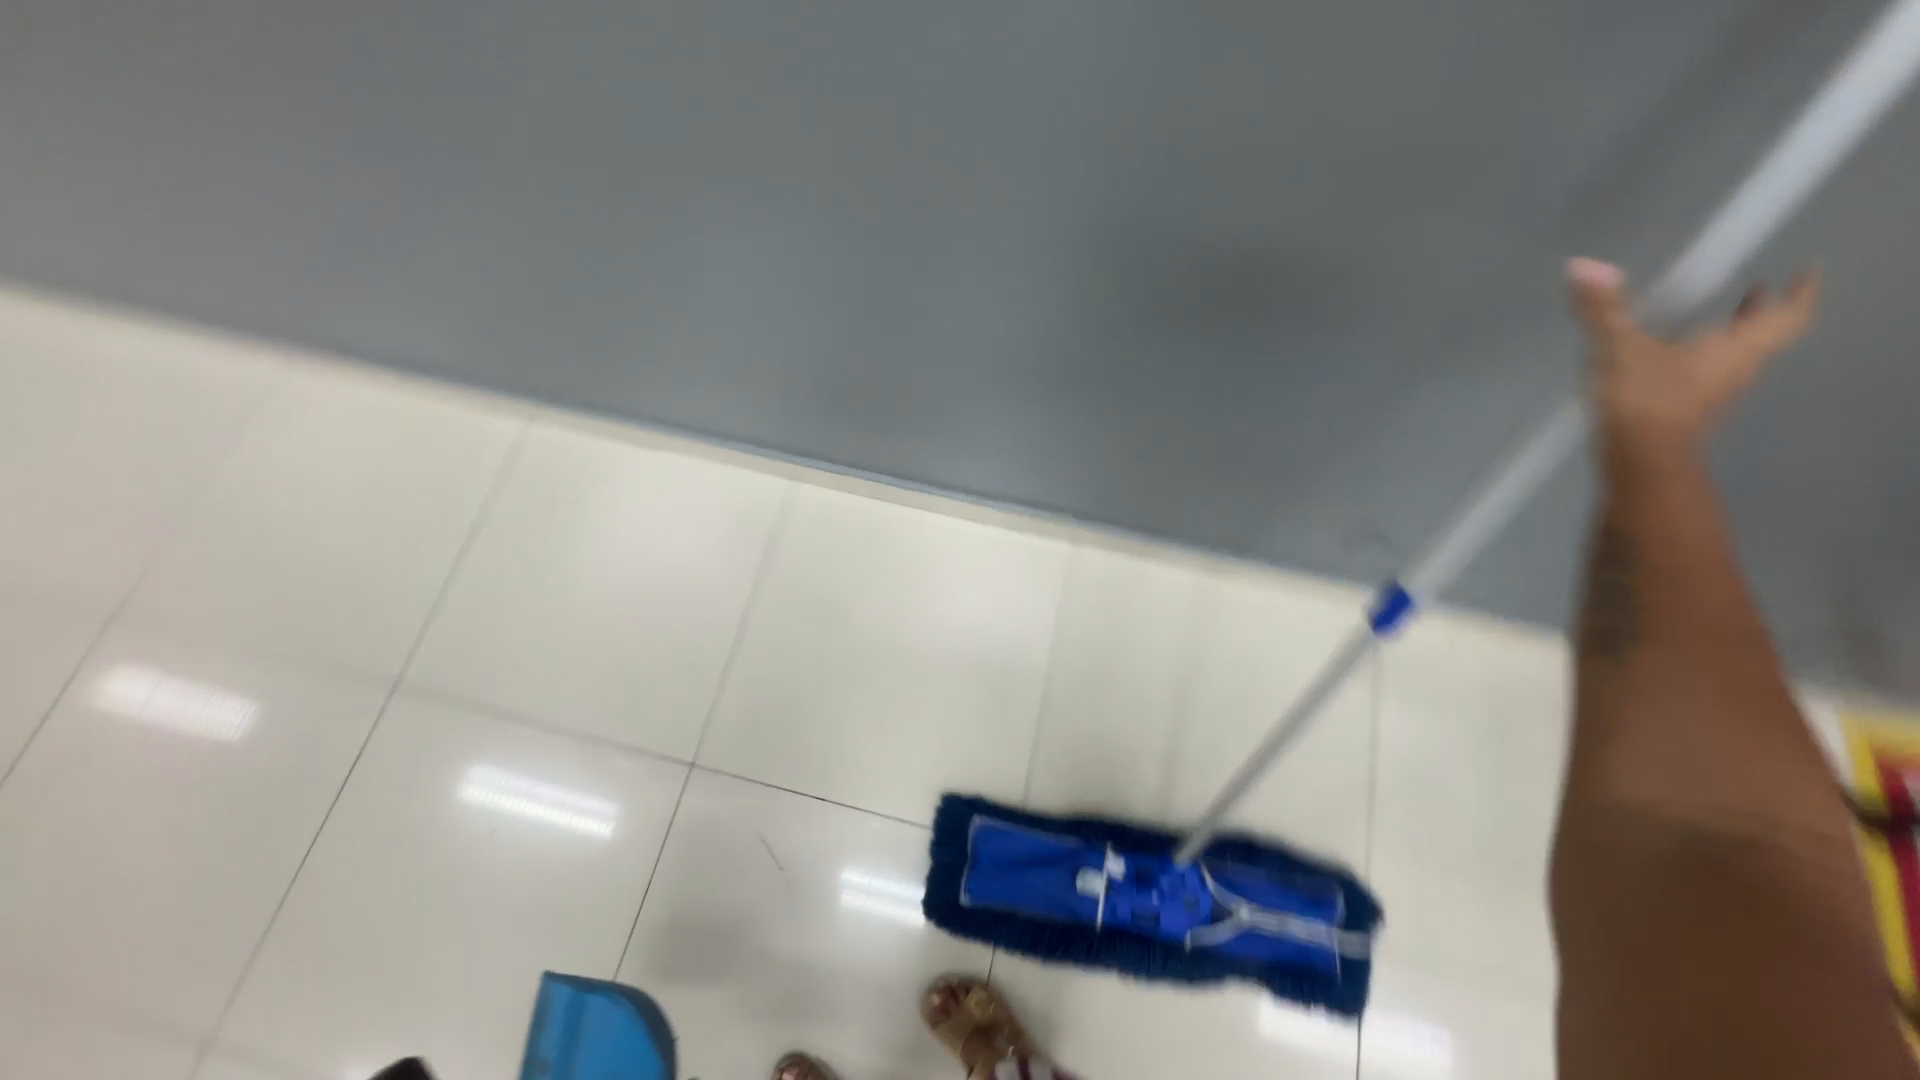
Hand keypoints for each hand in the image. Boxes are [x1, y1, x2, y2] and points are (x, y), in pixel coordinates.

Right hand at [1567, 257, 1819, 449]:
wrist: (1639, 460)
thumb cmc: (1646, 398)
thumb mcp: (1619, 346)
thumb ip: (1602, 309)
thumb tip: (1582, 265)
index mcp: (1736, 347)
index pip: (1787, 315)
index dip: (1800, 292)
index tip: (1804, 271)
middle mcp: (1735, 370)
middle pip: (1761, 337)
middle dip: (1758, 312)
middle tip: (1756, 289)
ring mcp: (1711, 396)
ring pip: (1732, 359)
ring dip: (1727, 338)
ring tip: (1709, 321)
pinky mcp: (1685, 415)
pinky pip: (1702, 380)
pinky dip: (1695, 363)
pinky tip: (1668, 360)